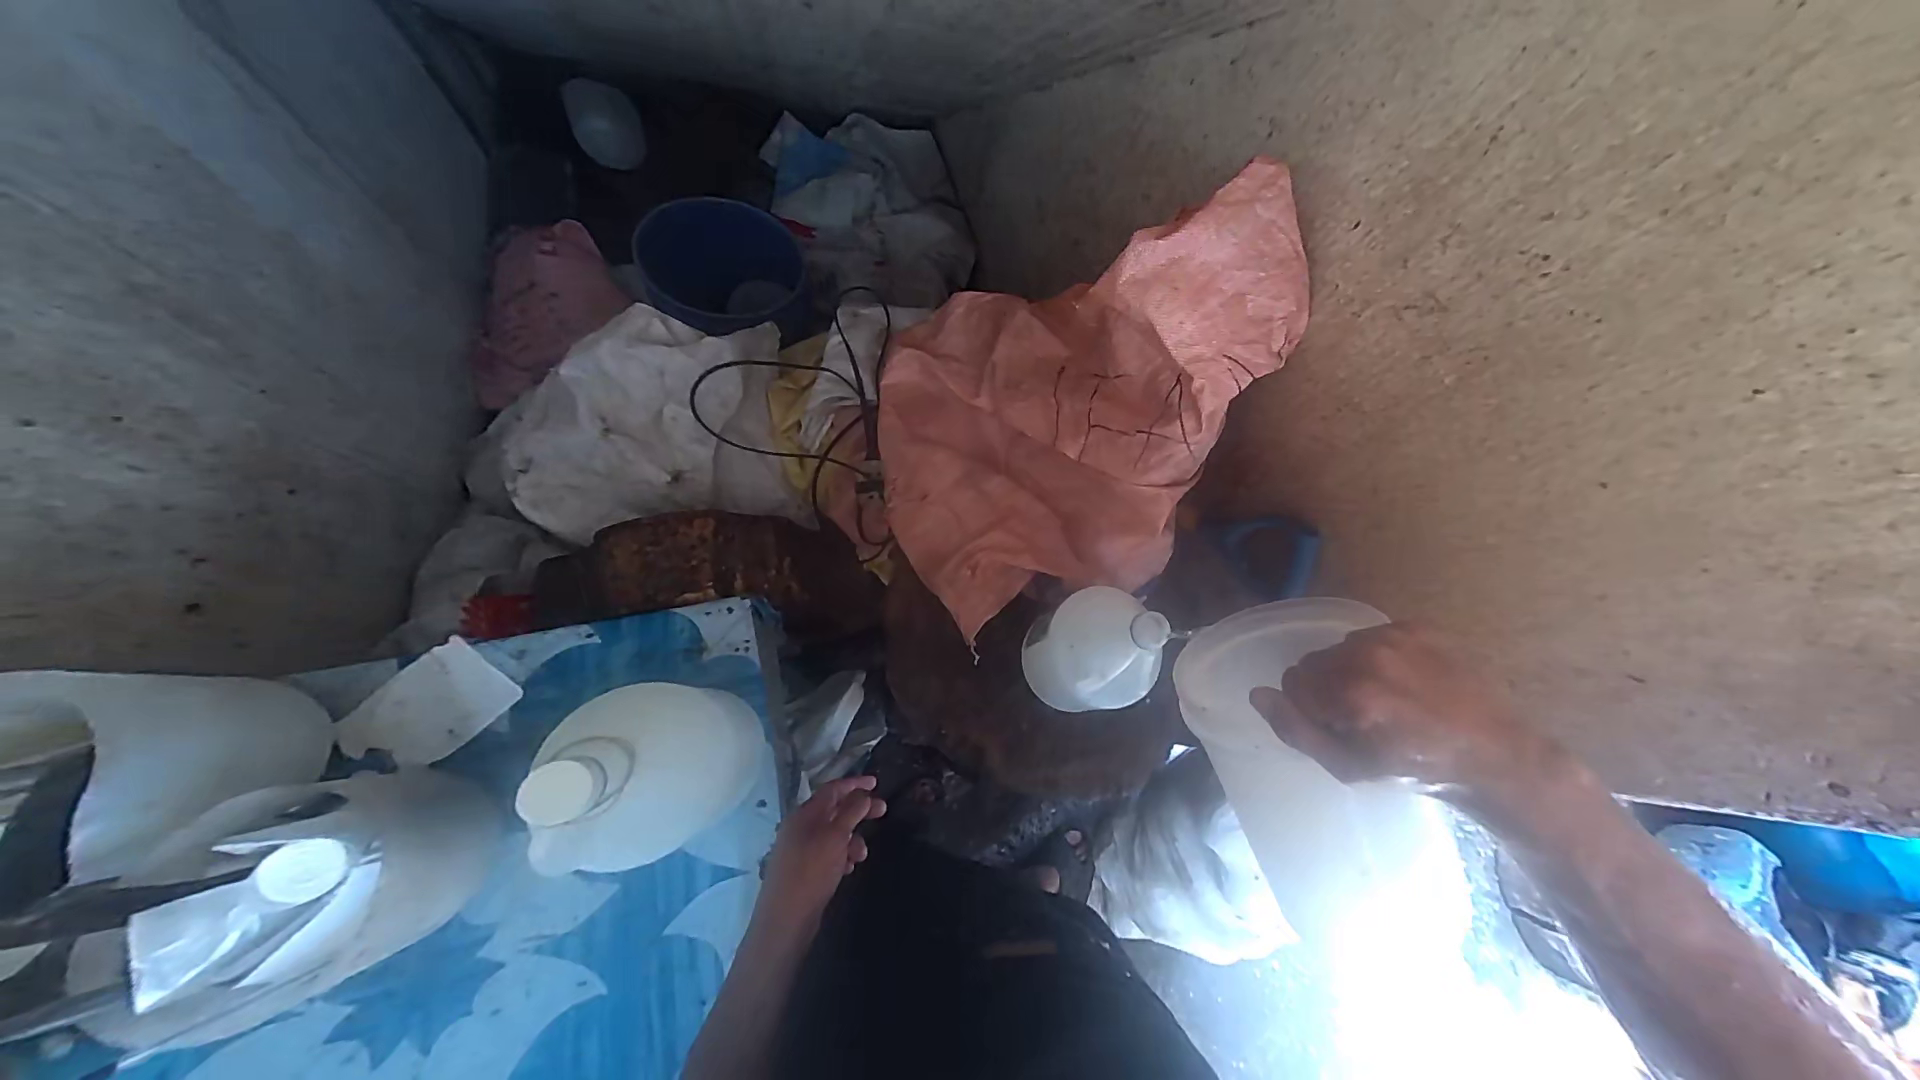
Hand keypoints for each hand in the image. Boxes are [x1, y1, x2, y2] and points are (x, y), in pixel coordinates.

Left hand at [756, 776, 885, 929]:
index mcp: (805, 813)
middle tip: (882, 812)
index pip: (832, 789)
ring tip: (861, 856)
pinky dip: (841, 855)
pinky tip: (847, 869)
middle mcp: (800, 827)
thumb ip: (851, 811)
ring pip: (833, 834)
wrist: (785, 918)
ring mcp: (800, 848)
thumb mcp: (836, 836)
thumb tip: (863, 795)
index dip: (855, 784)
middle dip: (859, 812)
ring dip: (852, 839)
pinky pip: (827, 852)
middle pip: (834, 810)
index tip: (876, 783)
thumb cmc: (812, 870)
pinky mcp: (802, 869)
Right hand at [1249, 623, 1569, 802]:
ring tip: (1385, 699)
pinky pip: (1367, 636)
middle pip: (1312, 662)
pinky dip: (1373, 657)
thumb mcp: (1347, 767)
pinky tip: (1402, 682)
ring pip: (1337, 648)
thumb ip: (1295, 730)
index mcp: (1352, 693)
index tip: (1342, 730)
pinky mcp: (1415, 628)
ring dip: (1347, 671)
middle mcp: (1369, 656)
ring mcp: (1394, 637)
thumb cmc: (1415, 768)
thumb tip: (1258, 694)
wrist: (1496, 753)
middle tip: (1363, 717)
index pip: (1292, 683)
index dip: (1309, 710)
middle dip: (1325, 688)